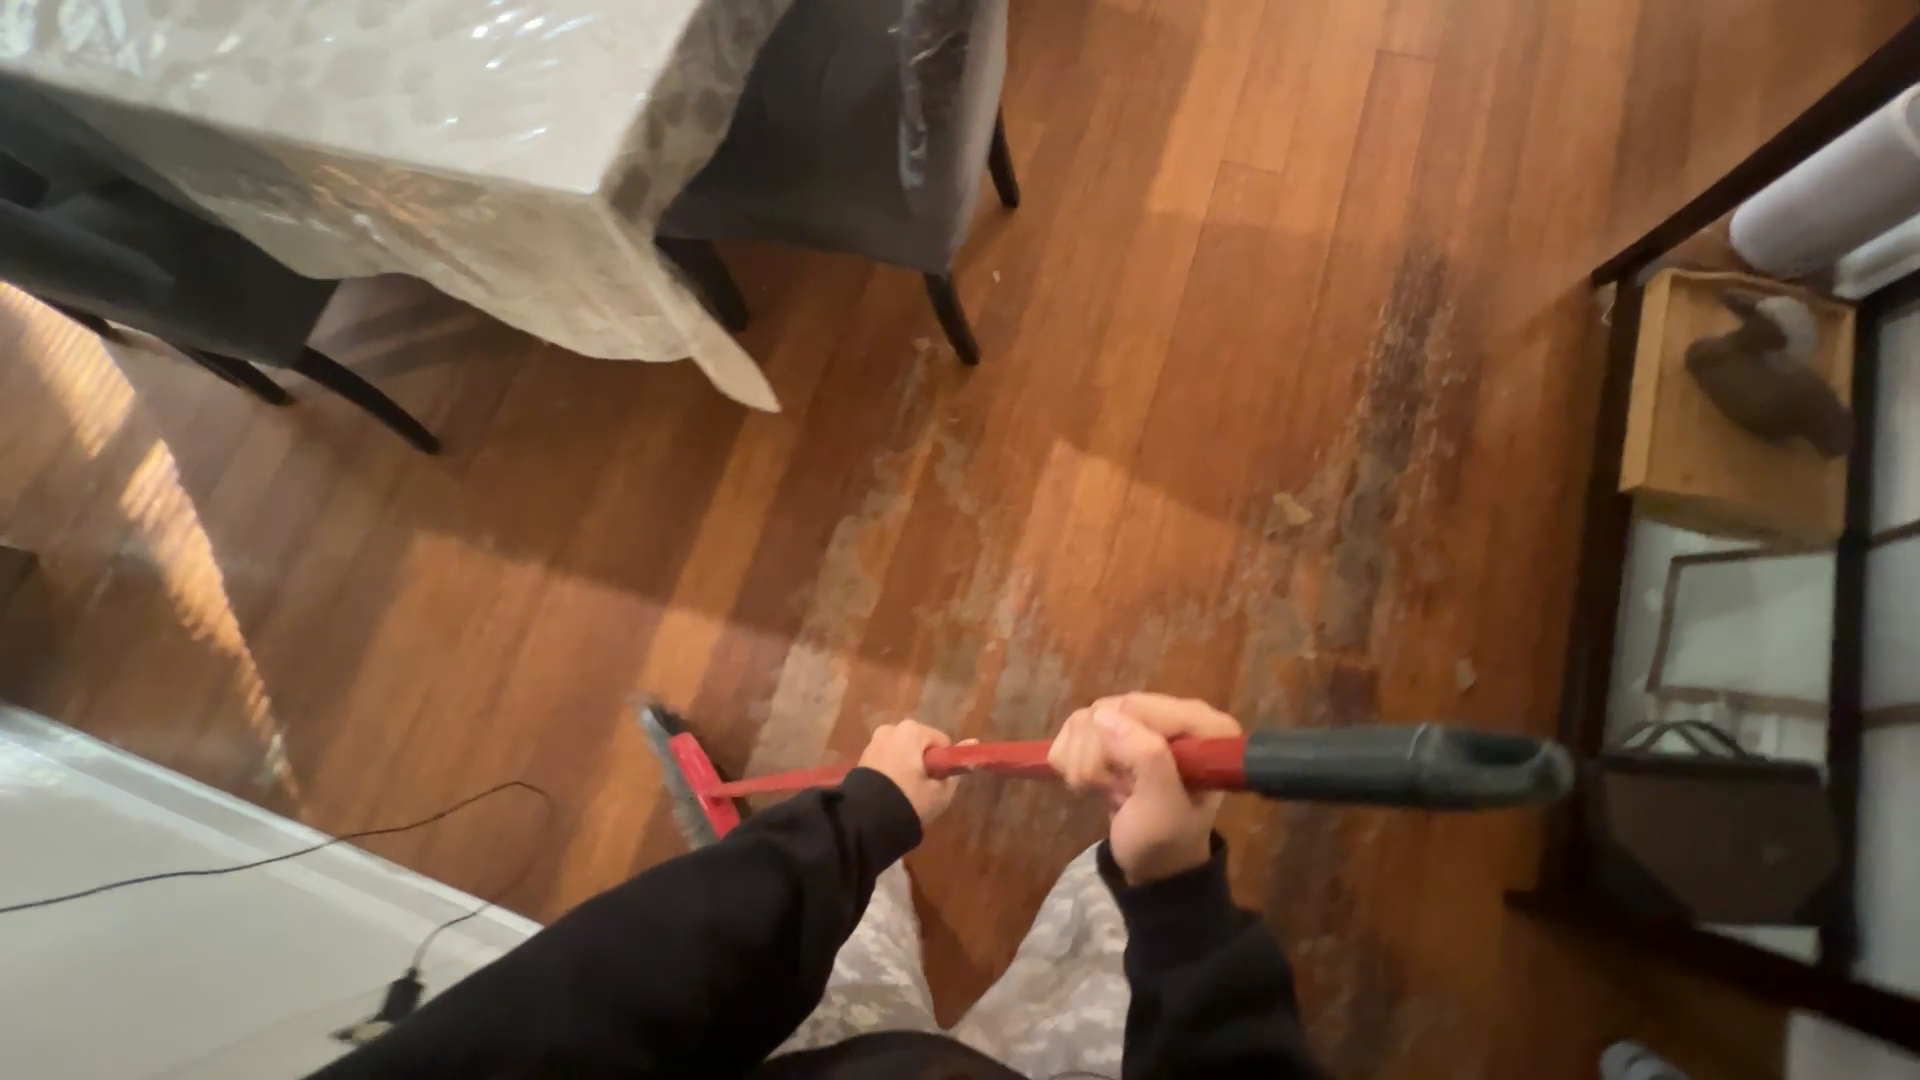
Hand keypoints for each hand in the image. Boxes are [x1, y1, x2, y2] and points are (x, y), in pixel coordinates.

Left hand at [858, 719, 959, 825]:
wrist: (865, 820)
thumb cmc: (909, 800)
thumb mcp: (940, 791)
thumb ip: (957, 767)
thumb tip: (974, 742)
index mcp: (912, 730)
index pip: (942, 743)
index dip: (944, 764)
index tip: (938, 783)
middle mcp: (892, 728)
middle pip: (921, 745)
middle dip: (924, 763)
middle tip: (923, 789)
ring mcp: (875, 741)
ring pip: (903, 752)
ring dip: (908, 767)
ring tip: (906, 793)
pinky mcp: (863, 756)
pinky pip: (888, 759)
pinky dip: (893, 771)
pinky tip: (892, 791)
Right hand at [1049, 693, 1241, 883]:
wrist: (1153, 866)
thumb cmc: (1165, 842)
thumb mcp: (1163, 809)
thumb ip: (1146, 757)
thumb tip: (1103, 715)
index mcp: (1204, 725)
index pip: (1136, 706)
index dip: (1116, 745)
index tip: (1126, 785)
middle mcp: (1176, 713)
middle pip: (1107, 709)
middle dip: (1098, 758)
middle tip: (1118, 794)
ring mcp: (1141, 719)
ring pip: (1085, 718)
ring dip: (1084, 764)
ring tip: (1109, 792)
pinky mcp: (1114, 728)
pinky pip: (1074, 726)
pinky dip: (1070, 760)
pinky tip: (1094, 782)